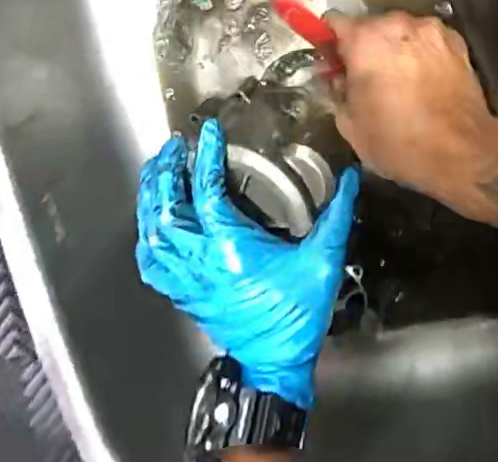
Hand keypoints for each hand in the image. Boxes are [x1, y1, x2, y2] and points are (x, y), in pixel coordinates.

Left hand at [135, 120, 358, 408]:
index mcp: (231, 247)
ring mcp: (188, 279)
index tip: (207, 131)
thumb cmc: (297, 315)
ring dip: (151, 197)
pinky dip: (147, 237)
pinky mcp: (184, 294)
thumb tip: (351, 179)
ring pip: (153, 233)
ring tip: (156, 170)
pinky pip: (153, 264)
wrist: (276, 365)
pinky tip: (151, 220)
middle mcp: (202, 261)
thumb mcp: (322, 260)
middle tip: (173, 146)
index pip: (206, 190)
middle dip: (166, 172)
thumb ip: (336, 215)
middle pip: (167, 208)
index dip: (204, 156)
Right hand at [325, 12, 497, 199]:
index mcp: (364, 39)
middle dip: (365, 48)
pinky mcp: (456, 41)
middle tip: (368, 80)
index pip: (334, 22)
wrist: (463, 153)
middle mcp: (397, 24)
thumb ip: (336, 90)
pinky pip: (427, 40)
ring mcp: (430, 29)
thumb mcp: (350, 124)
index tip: (335, 64)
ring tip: (401, 83)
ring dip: (395, 49)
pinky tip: (425, 81)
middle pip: (370, 26)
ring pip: (401, 32)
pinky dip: (422, 53)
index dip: (331, 43)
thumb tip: (336, 77)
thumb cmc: (399, 141)